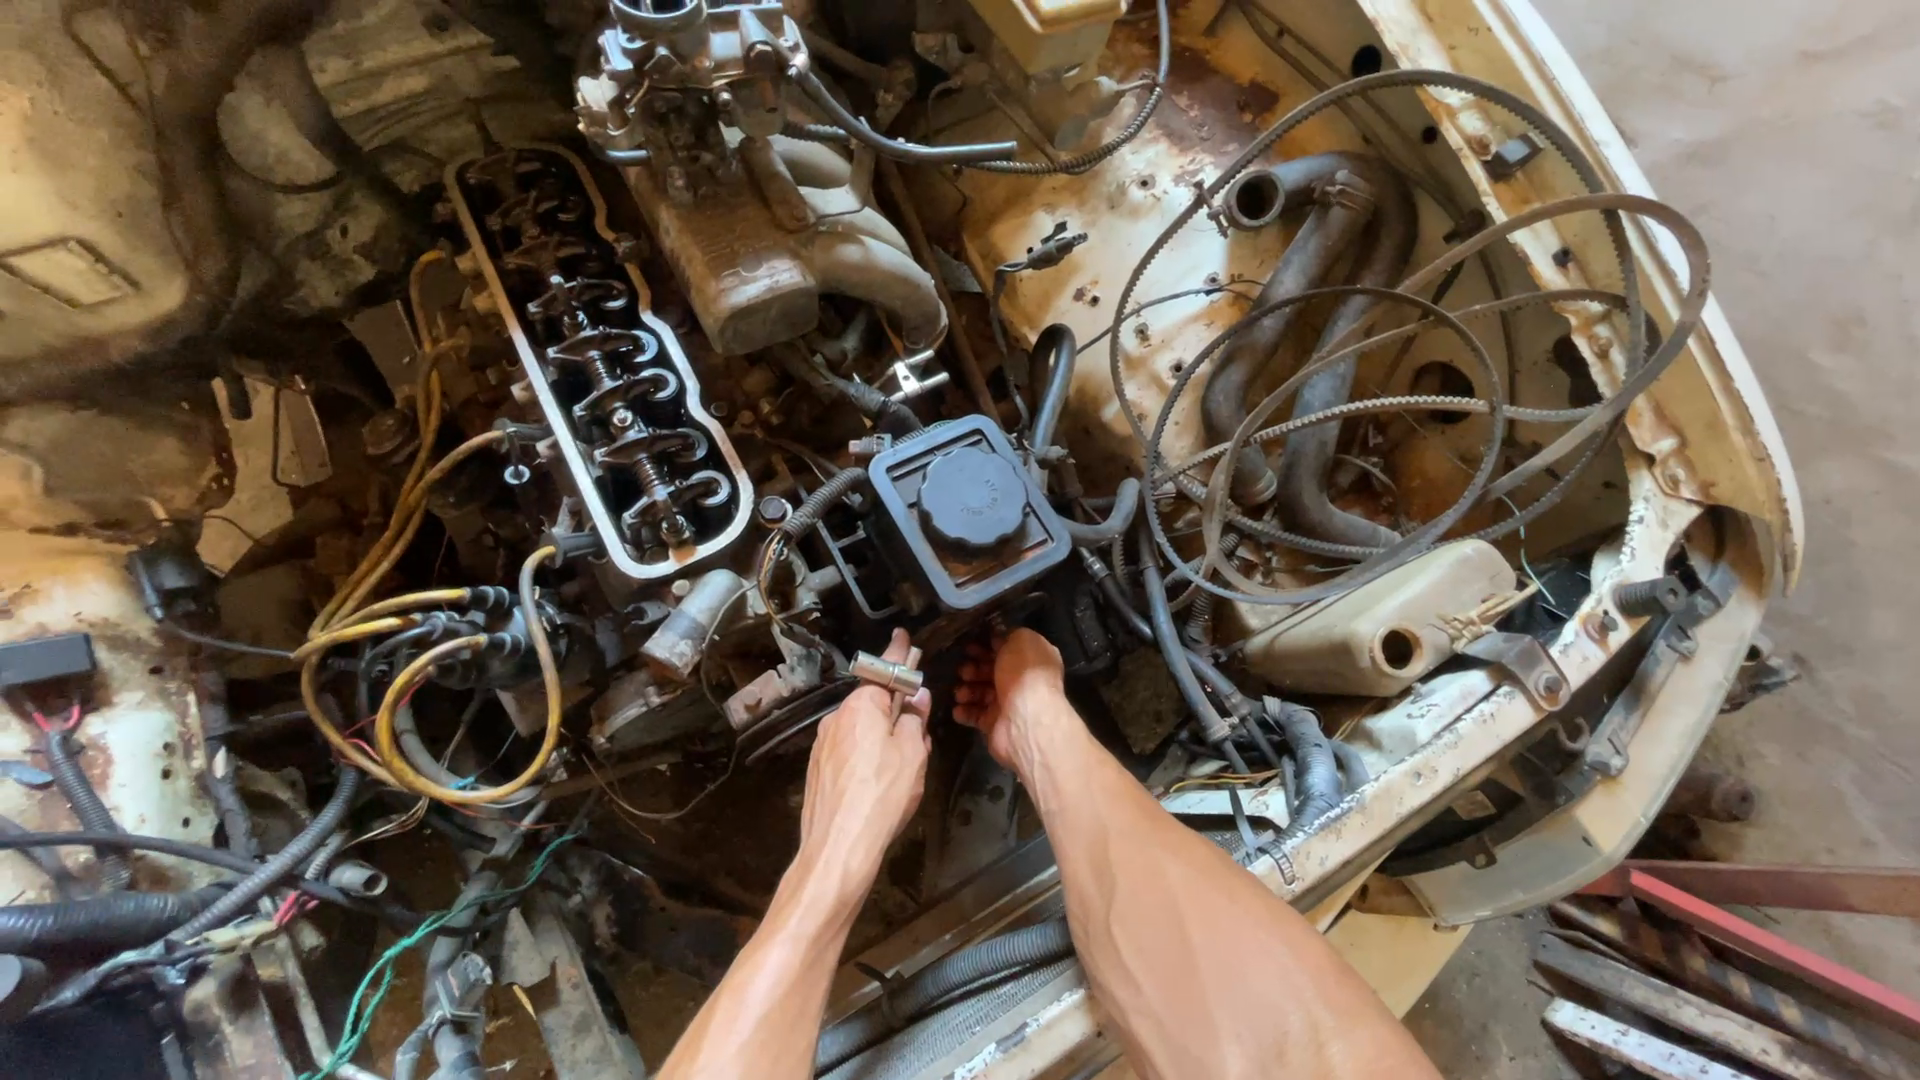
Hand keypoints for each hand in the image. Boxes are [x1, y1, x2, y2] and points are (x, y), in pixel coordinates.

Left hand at [798, 628, 931, 891]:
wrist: (839, 846)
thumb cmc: (883, 793)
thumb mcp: (912, 752)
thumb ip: (914, 720)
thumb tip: (915, 699)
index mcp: (860, 706)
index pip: (885, 670)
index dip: (899, 654)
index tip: (903, 636)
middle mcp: (836, 718)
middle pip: (872, 704)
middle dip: (894, 712)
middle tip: (917, 734)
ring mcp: (822, 745)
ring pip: (860, 730)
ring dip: (880, 738)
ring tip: (900, 769)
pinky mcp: (817, 770)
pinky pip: (848, 752)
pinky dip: (865, 758)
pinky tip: (878, 784)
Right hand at [952, 628, 1068, 771]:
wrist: (1025, 719)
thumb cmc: (1024, 674)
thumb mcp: (1020, 641)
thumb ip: (1008, 635)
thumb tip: (997, 638)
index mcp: (1033, 660)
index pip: (1008, 649)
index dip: (988, 645)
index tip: (970, 645)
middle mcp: (1023, 681)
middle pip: (992, 671)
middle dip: (974, 669)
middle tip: (963, 670)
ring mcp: (1010, 704)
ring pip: (982, 693)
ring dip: (967, 690)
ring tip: (960, 692)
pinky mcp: (996, 724)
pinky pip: (976, 715)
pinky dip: (965, 712)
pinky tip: (958, 709)